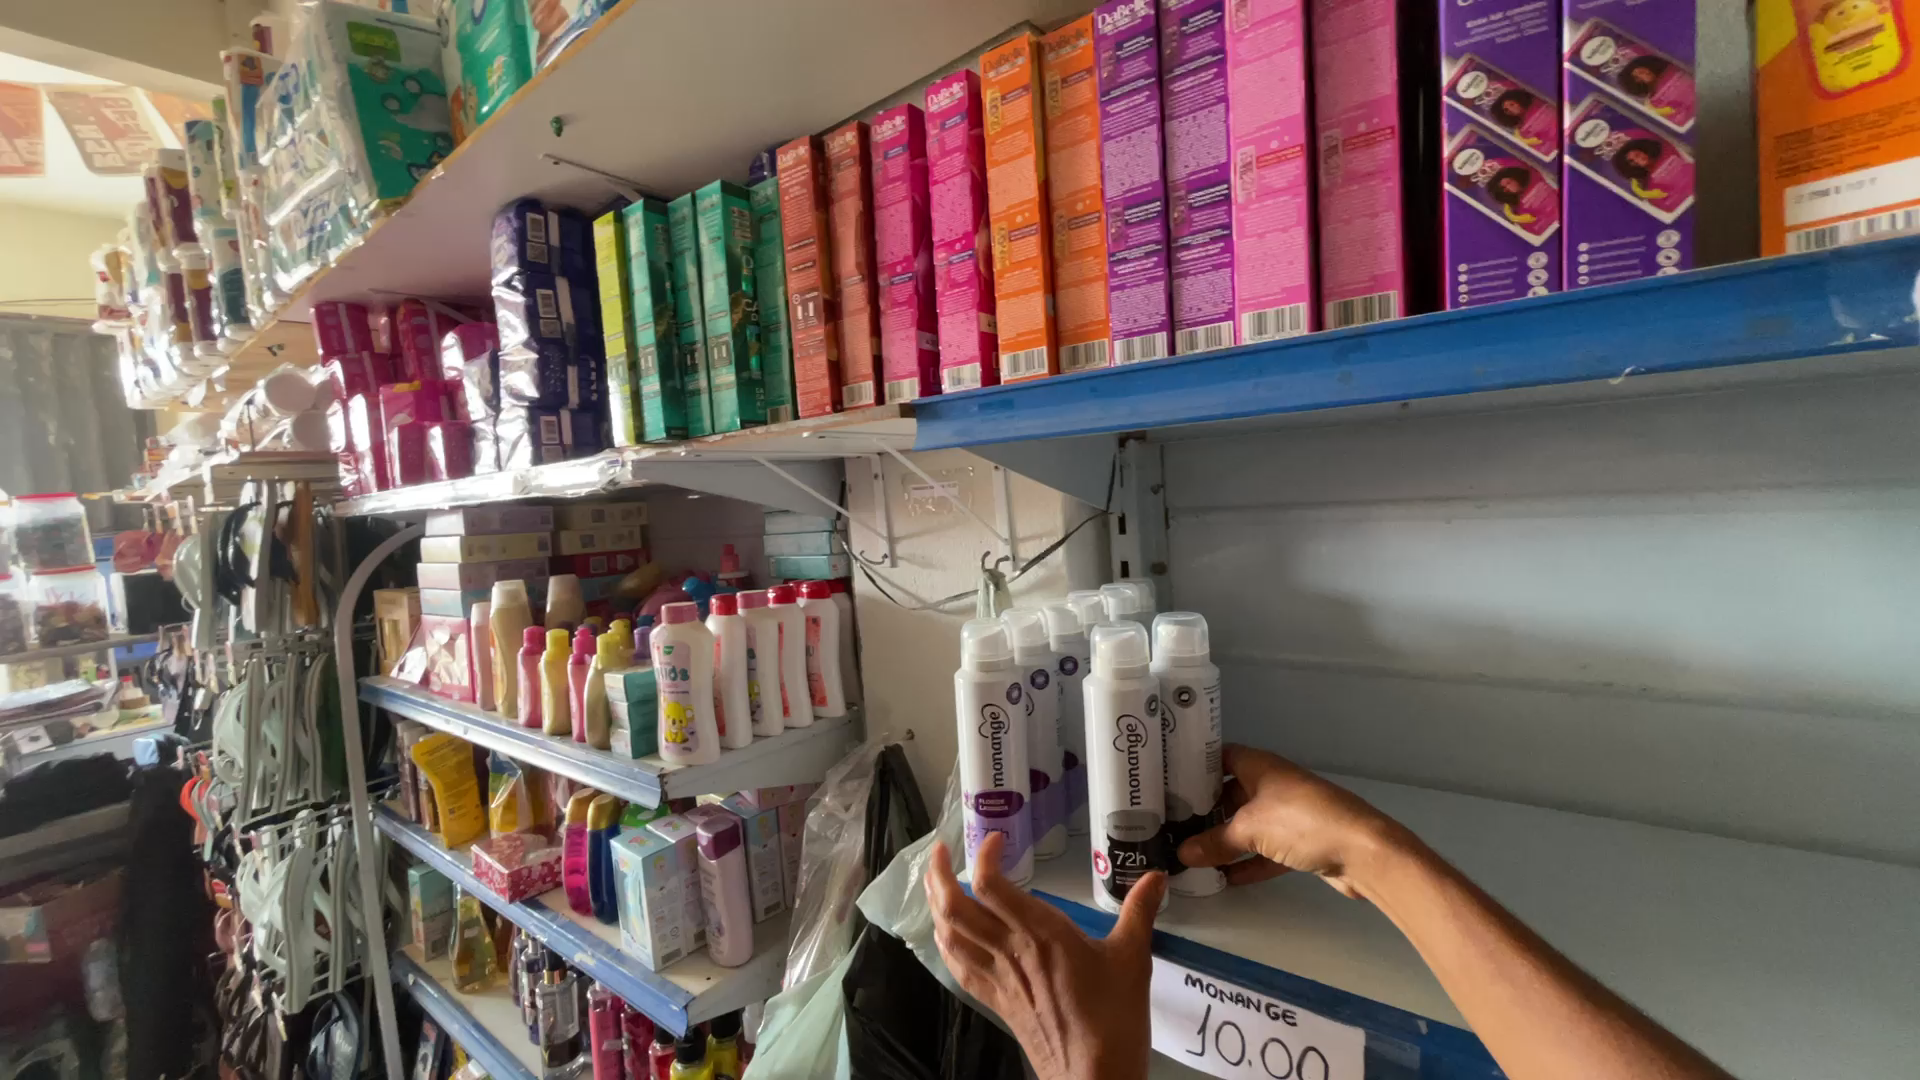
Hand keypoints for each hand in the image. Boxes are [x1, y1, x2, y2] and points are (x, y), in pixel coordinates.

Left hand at [926, 832, 1165, 1079]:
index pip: (990, 885)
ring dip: (936, 904)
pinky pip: (957, 966)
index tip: (996, 838)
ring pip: (949, 934)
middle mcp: (1009, 950)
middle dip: (939, 874)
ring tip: (938, 880)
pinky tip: (947, 930)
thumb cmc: (1114, 1017)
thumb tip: (1158, 874)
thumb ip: (1140, 911)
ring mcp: (997, 978)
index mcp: (1039, 933)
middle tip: (942, 850)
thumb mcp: (1132, 958)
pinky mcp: (995, 1001)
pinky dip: (945, 941)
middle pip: (955, 907)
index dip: (984, 856)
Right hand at [1177, 745, 1410, 898]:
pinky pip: (1264, 850)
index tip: (1166, 781)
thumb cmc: (1300, 820)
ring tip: (1191, 854)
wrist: (1363, 852)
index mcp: (1257, 765)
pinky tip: (1224, 879)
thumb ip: (1214, 842)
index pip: (1218, 757)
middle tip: (1171, 823)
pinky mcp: (1300, 842)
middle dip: (1204, 809)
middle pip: (1229, 793)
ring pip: (1246, 824)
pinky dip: (1247, 862)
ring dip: (1224, 840)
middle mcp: (1270, 783)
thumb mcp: (1249, 829)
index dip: (1193, 766)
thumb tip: (1180, 853)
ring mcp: (1286, 813)